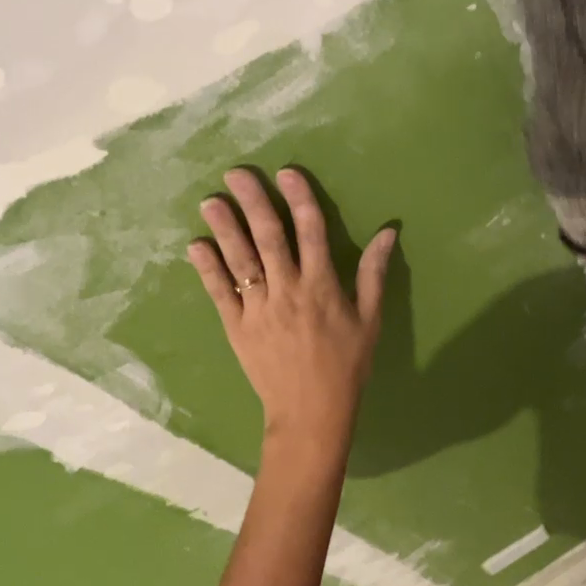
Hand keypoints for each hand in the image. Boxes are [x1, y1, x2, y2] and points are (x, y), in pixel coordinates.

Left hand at [186, 168, 396, 446]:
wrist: (310, 413)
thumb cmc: (347, 364)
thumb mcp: (370, 319)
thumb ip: (374, 273)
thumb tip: (389, 231)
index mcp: (322, 287)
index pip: (311, 232)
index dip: (300, 200)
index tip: (287, 172)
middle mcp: (288, 291)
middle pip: (269, 238)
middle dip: (253, 203)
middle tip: (236, 173)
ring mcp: (258, 309)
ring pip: (240, 261)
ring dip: (225, 229)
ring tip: (210, 201)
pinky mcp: (236, 327)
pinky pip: (219, 293)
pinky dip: (208, 268)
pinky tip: (196, 245)